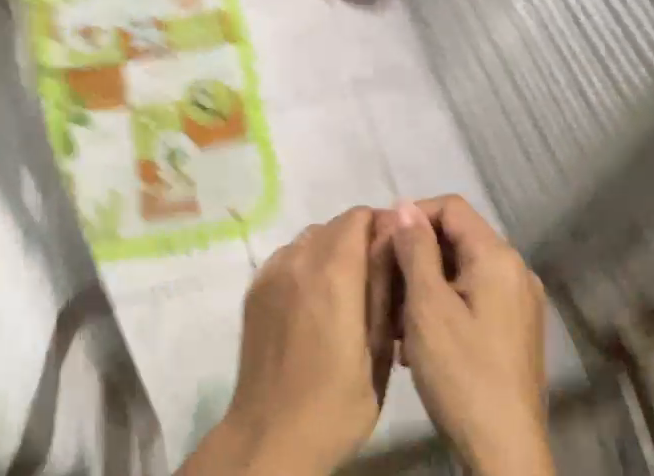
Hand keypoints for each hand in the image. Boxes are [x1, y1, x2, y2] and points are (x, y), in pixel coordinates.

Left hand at [183, 207, 392, 474]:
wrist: (271, 436)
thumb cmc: (337, 404)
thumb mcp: (377, 350)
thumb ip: (384, 288)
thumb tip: (395, 239)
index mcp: (333, 272)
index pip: (359, 217)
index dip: (383, 227)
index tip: (399, 254)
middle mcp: (298, 260)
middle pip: (334, 225)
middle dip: (360, 239)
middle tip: (377, 278)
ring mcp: (271, 273)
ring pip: (309, 238)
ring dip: (332, 250)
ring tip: (346, 291)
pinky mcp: (254, 289)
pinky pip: (288, 257)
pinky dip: (306, 264)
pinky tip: (315, 302)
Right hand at [390, 196, 553, 475]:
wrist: (505, 450)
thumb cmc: (462, 372)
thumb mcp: (427, 307)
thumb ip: (415, 250)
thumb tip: (404, 205)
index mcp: (498, 257)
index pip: (451, 207)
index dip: (412, 217)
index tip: (381, 244)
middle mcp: (516, 271)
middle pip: (457, 238)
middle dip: (415, 255)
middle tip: (383, 284)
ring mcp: (519, 303)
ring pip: (461, 271)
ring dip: (425, 285)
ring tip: (395, 319)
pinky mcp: (514, 331)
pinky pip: (473, 298)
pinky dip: (443, 307)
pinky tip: (417, 340)